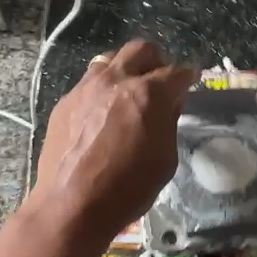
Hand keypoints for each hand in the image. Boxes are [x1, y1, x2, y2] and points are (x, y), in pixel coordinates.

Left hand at [34, 40, 195, 236]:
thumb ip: (169, 124)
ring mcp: (86, 88)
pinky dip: (103, 89)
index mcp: (148, 94)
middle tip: (161, 78)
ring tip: (129, 91)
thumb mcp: (165, 160)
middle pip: (141, 50)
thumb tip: (169, 104)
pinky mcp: (65, 102)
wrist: (71, 205)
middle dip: (157, 60)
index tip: (191, 81)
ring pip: (110, 60)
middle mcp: (116, 81)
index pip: (176, 72)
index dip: (188, 76)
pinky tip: (103, 112)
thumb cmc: (128, 188)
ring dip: (126, 69)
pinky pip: (88, 82)